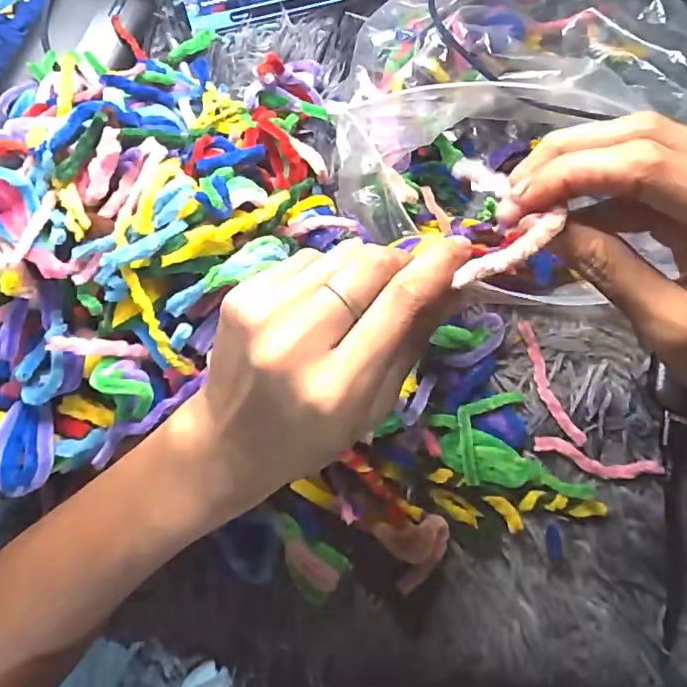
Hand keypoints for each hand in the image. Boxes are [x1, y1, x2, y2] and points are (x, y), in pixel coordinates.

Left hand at [168, 236, 469, 512]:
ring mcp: (261, 312)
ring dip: (361, 266)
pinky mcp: (240, 293)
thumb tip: (453, 283)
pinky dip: (324, 272)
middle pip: (367, 265)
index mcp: (336, 385)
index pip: (397, 302)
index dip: (435, 266)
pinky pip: (305, 259)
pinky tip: (316, 303)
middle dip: (398, 261)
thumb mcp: (373, 404)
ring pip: (338, 254)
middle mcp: (295, 343)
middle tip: (408, 273)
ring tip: (354, 299)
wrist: (226, 441)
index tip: (460, 245)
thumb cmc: (311, 435)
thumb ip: (413, 340)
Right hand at [498, 113, 686, 453]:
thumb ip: (607, 267)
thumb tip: (541, 227)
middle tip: (514, 193)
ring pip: (647, 143)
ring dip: (582, 163)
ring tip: (531, 196)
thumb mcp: (673, 331)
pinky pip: (656, 172)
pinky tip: (568, 208)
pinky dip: (604, 185)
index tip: (516, 204)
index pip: (650, 164)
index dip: (573, 173)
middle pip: (647, 135)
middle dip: (569, 156)